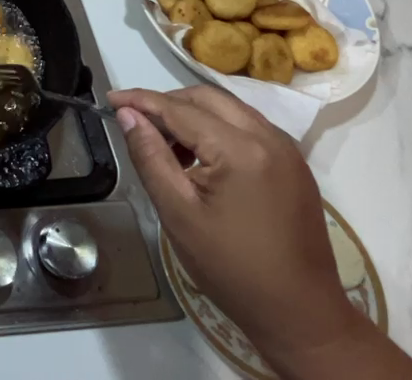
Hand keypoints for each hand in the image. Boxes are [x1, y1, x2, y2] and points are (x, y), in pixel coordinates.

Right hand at [108, 87, 389, 376]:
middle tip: (136, 121)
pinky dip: (219, 128)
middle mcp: (268, 137)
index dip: (141, 100)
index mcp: (240, 149)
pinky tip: (202, 157)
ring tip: (166, 142)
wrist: (301, 314)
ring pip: (230, 109)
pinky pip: (249, 127)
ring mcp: (287, 150)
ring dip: (194, 113)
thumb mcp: (178, 213)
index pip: (180, 109)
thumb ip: (150, 157)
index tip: (111, 98)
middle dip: (168, 102)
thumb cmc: (232, 268)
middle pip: (207, 98)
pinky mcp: (294, 164)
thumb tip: (129, 115)